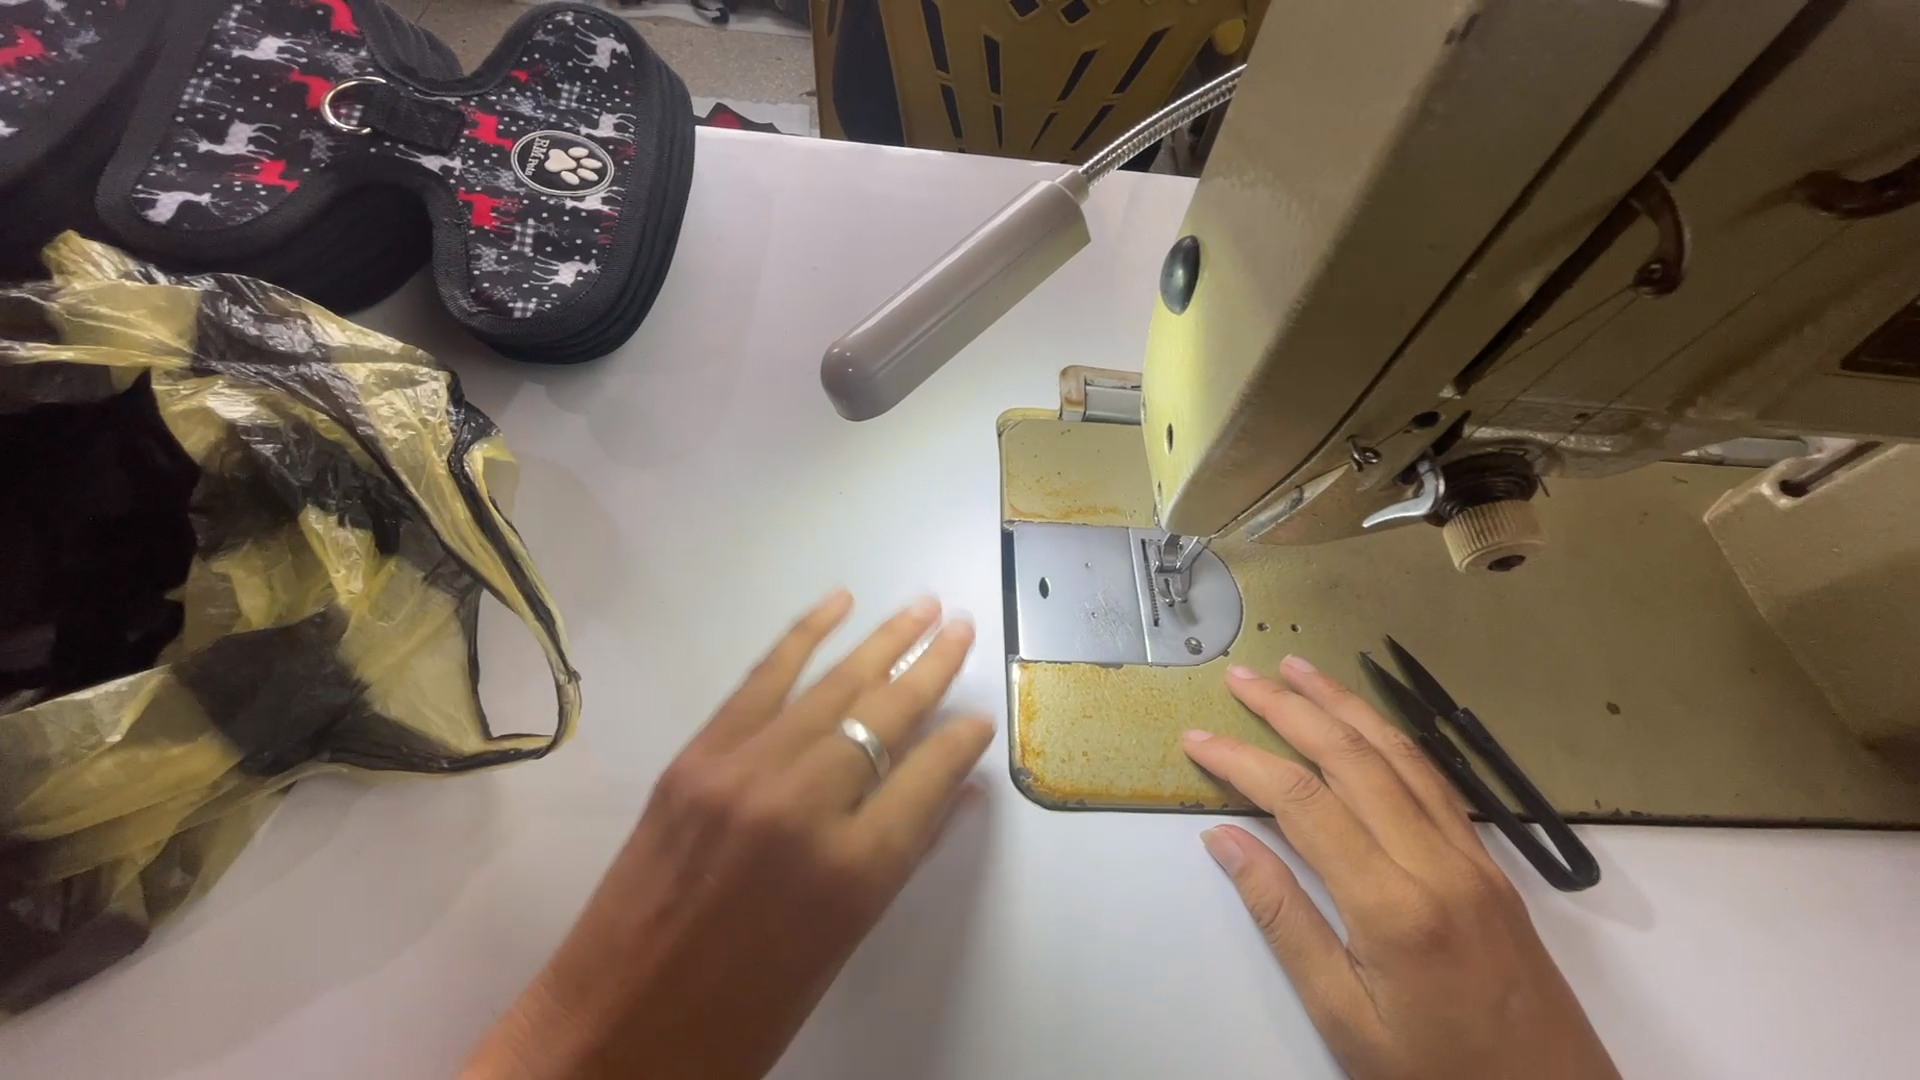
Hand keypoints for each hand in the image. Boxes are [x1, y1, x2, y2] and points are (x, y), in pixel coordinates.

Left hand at [465, 590, 992, 1079]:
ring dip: (884, 639)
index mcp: (854, 869)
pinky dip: (804, 635)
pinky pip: (763, 679)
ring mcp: (746, 771)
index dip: (962, 739)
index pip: (930, 773)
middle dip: (934, 666)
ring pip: (833, 685)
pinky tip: (838, 603)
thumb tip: (959, 785)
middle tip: (963, 626)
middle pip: (887, 714)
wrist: (618, 1023)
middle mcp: (806, 806)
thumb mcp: (847, 936)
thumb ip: (906, 850)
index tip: (981, 715)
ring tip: (923, 607)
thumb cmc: (750, 1001)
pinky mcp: (698, 755)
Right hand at [1183, 656, 1617, 1079]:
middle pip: (1352, 758)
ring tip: (1298, 670)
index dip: (1242, 761)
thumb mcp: (1344, 1017)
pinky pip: (1435, 780)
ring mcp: (1472, 858)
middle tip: (1242, 676)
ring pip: (1399, 755)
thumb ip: (1283, 920)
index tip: (1197, 738)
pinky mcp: (1491, 865)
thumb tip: (1224, 841)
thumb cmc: (1437, 1074)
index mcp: (1393, 906)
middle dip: (1290, 709)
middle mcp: (1437, 864)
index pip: (1301, 803)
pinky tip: (1366, 721)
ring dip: (1344, 704)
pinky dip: (1391, 736)